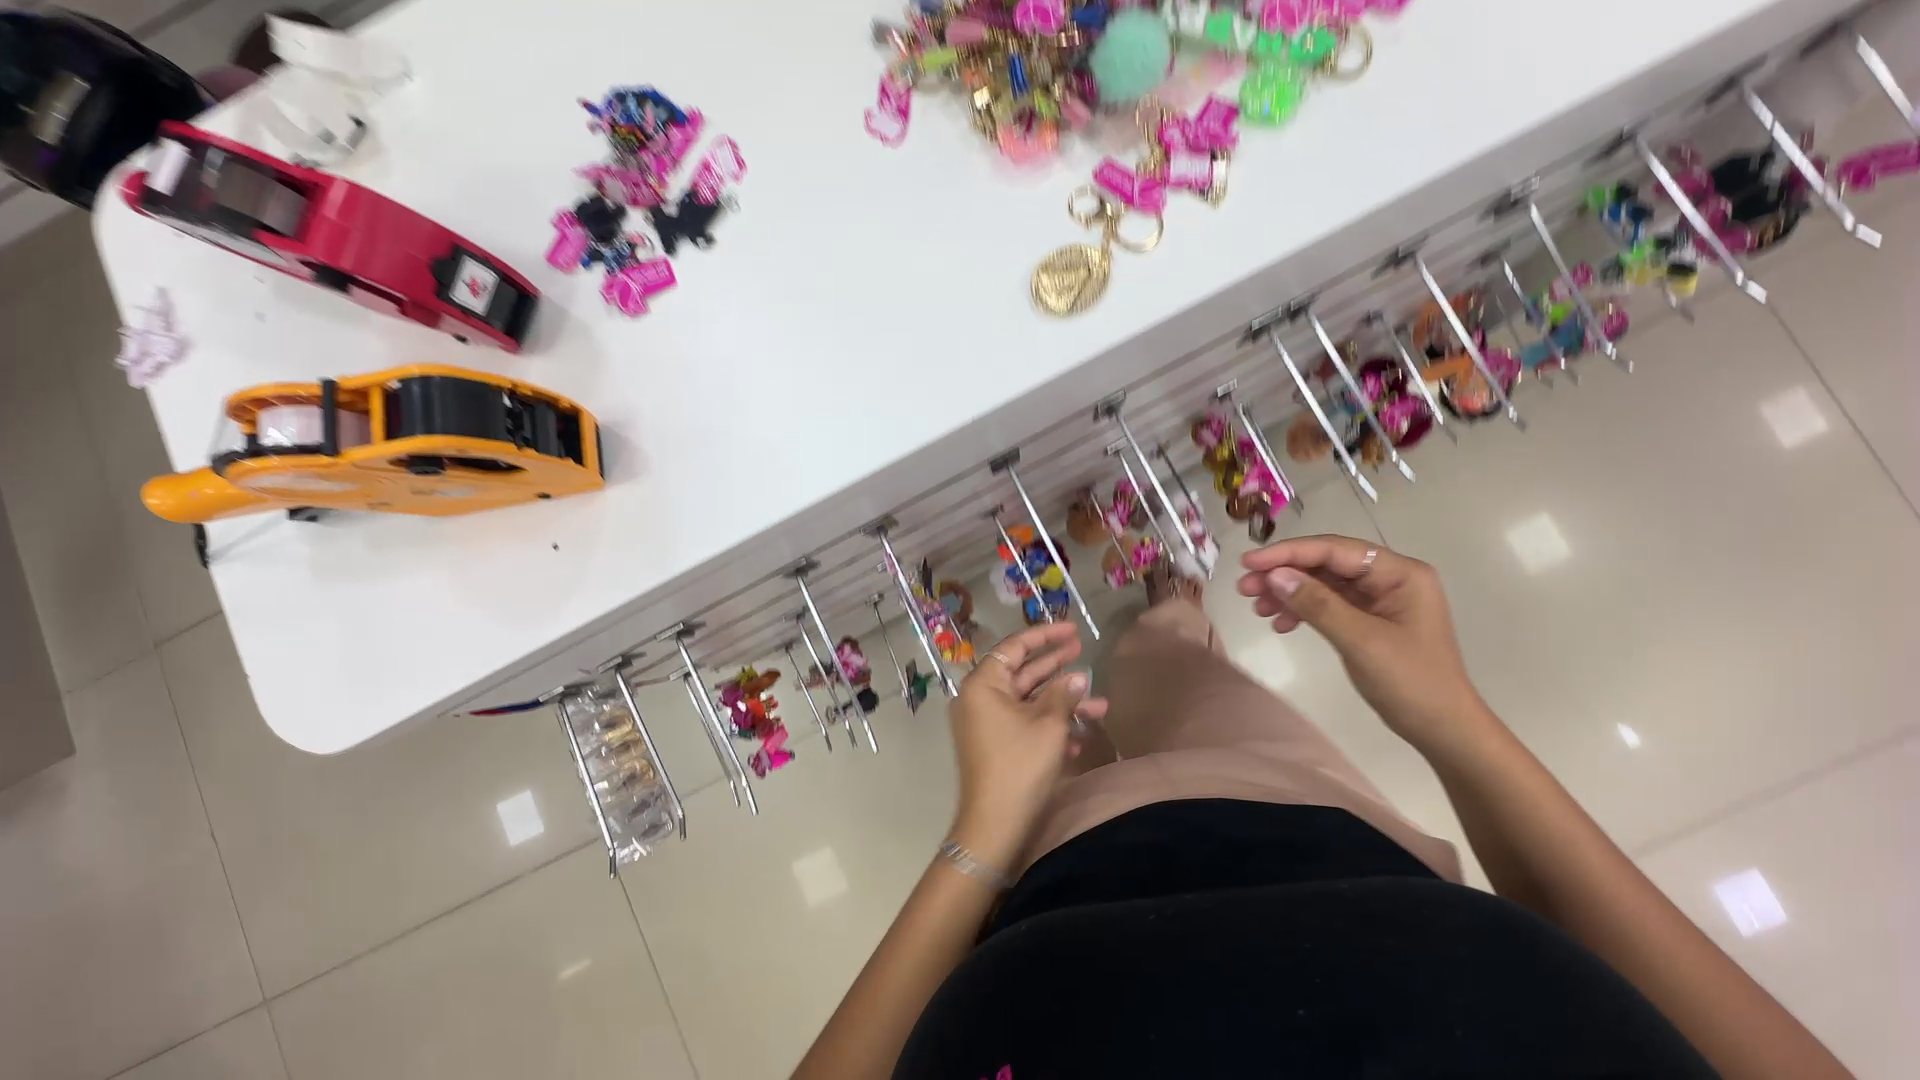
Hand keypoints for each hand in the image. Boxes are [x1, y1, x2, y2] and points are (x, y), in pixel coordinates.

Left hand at [948, 623, 1108, 863]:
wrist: (994, 824)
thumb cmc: (1020, 765)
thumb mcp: (1049, 726)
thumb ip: (1064, 695)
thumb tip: (1077, 678)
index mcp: (983, 684)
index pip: (1014, 646)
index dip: (1046, 635)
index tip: (1073, 629)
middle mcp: (979, 699)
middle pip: (1021, 671)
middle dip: (1055, 665)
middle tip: (1082, 650)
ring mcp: (986, 724)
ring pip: (1028, 701)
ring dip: (1062, 701)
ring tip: (1099, 701)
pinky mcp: (995, 746)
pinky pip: (1024, 724)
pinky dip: (1050, 725)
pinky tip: (1081, 736)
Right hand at [1237, 534, 1492, 750]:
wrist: (1443, 729)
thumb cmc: (1411, 682)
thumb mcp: (1361, 641)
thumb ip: (1317, 604)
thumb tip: (1273, 575)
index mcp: (1400, 573)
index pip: (1336, 550)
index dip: (1289, 553)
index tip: (1248, 562)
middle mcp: (1391, 578)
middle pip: (1327, 564)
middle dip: (1284, 573)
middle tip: (1244, 588)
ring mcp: (1381, 600)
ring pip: (1324, 584)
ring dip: (1289, 592)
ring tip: (1256, 607)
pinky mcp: (1370, 620)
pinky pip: (1329, 604)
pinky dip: (1303, 611)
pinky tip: (1281, 624)